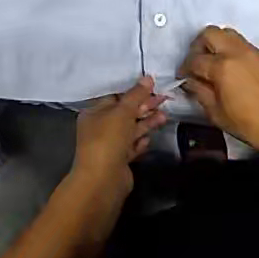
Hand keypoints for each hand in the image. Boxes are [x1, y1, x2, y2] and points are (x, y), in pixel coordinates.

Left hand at [69, 77, 169, 201]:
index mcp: (93, 113)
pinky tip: (151, 137)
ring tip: (165, 116)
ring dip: (147, 122)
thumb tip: (147, 77)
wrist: (103, 180)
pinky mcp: (119, 160)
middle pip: (124, 112)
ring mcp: (109, 145)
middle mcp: (99, 128)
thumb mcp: (122, 112)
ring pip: (130, 129)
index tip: (152, 85)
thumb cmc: (108, 139)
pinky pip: (131, 146)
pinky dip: (141, 141)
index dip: (133, 91)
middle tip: (164, 99)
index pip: (114, 96)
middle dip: (144, 106)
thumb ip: (136, 95)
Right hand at [179, 26, 258, 153]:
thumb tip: (191, 82)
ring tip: (212, 63)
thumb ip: (200, 93)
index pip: (195, 60)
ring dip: (215, 44)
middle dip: (198, 46)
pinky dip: (230, 49)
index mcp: (223, 67)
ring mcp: (252, 52)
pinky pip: (240, 42)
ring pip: (226, 33)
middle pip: (210, 34)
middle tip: (195, 64)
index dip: (184, 69)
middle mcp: (237, 53)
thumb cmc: (252, 124)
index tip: (183, 77)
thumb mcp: (217, 113)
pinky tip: (229, 69)